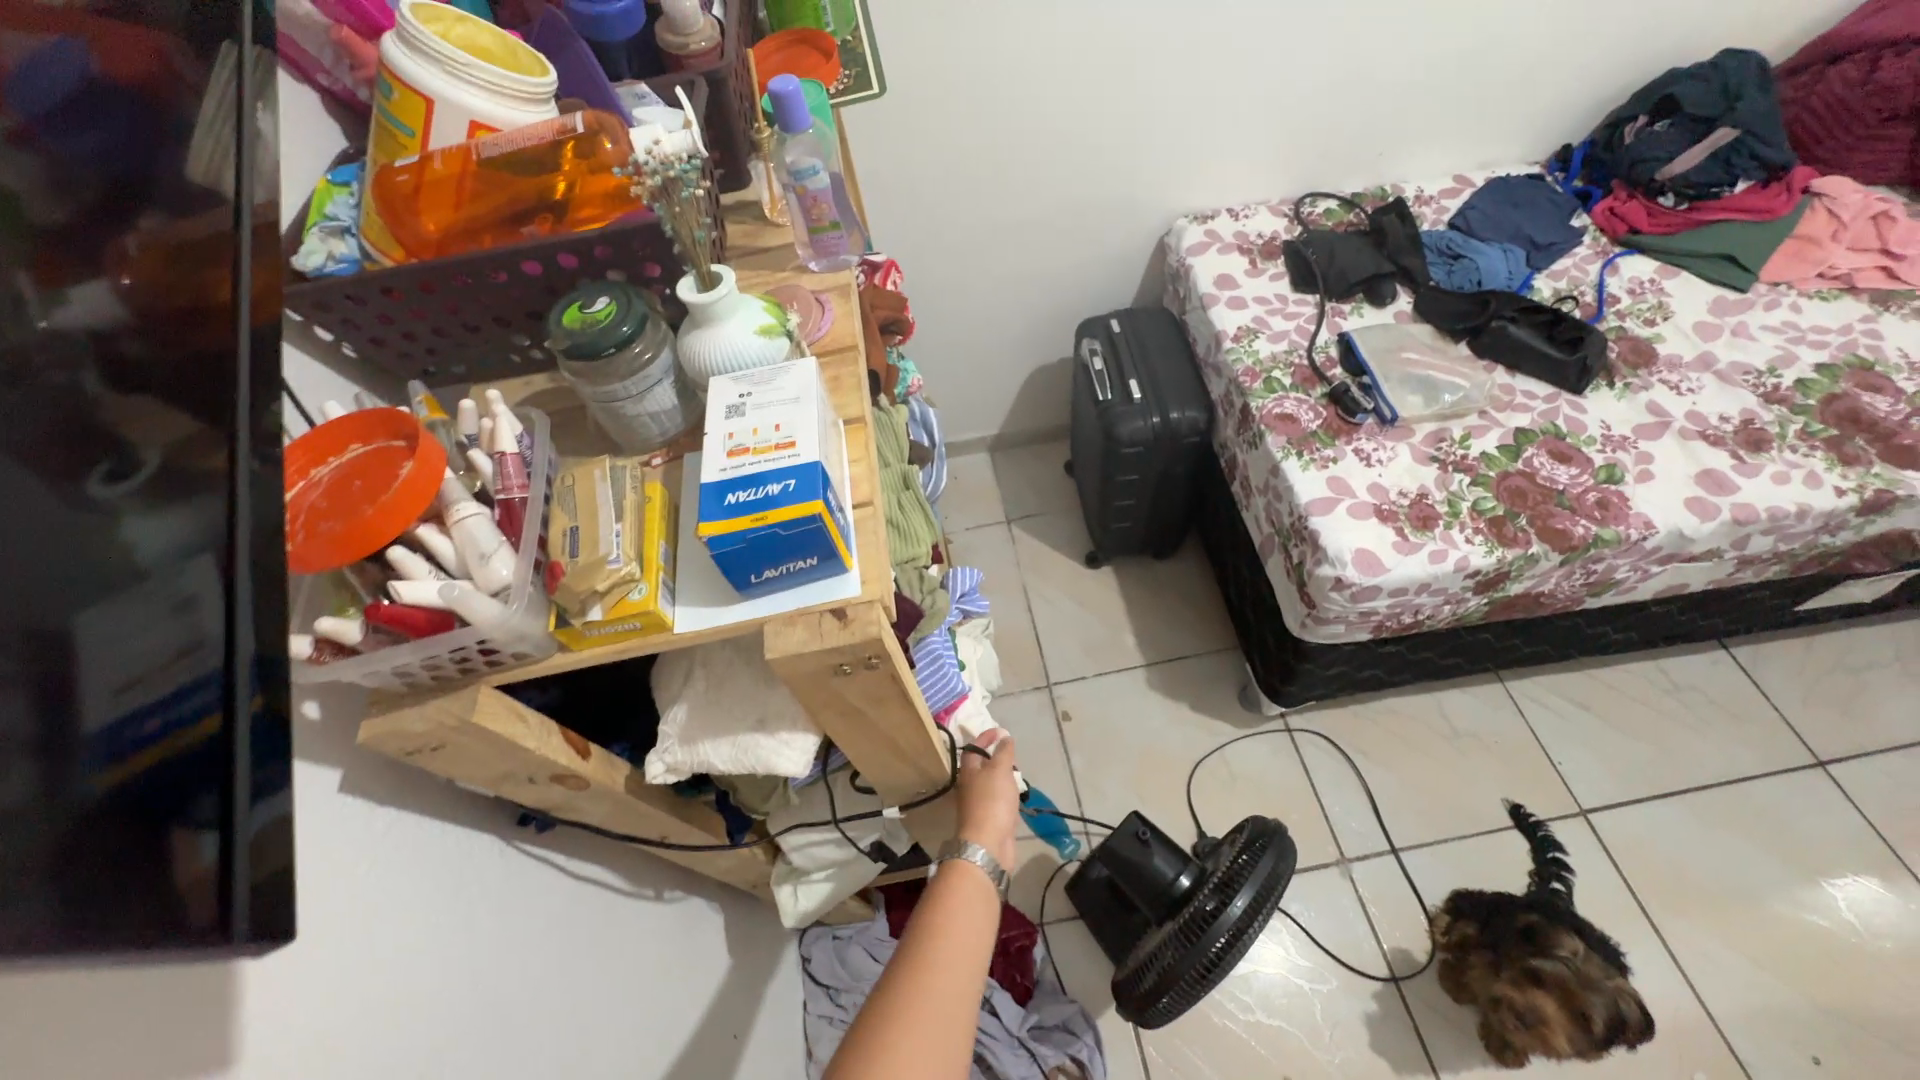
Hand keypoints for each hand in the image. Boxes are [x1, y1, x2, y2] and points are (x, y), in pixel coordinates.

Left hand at [955, 729, 1018, 869]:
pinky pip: (997, 800)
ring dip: (1002, 776)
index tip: (1001, 731)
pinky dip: (1006, 794)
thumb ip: (1003, 752)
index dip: (985, 737)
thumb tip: (1004, 737)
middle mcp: (970, 785)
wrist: (988, 843)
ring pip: (990, 783)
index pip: (973, 748)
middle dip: (995, 757)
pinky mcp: (989, 818)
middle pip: (980, 766)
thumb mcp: (999, 770)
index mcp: (968, 771)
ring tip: (1017, 773)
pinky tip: (1017, 796)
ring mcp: (978, 803)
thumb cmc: (992, 802)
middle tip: (1012, 753)